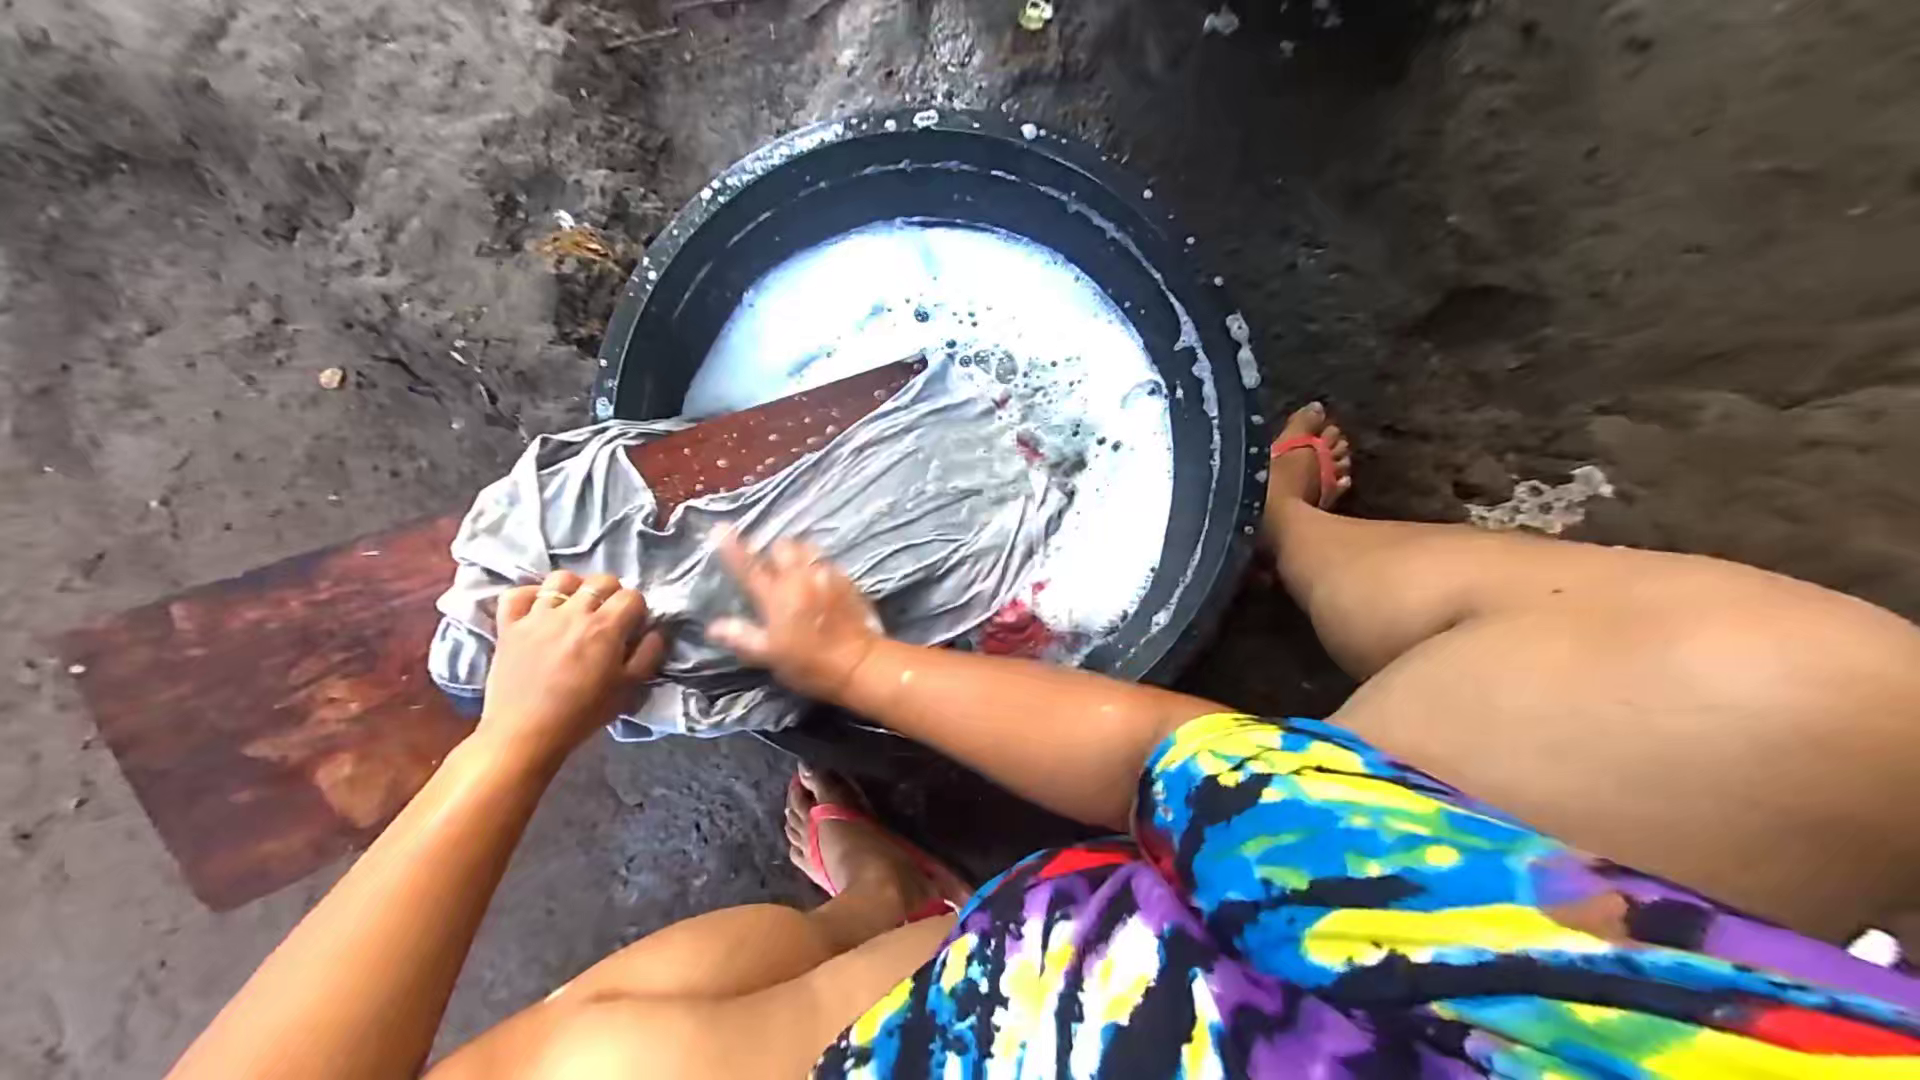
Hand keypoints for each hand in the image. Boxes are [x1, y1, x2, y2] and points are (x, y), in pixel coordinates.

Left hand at [477, 571, 667, 770]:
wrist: (526, 734)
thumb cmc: (584, 713)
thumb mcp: (630, 688)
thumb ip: (649, 654)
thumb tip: (657, 631)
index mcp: (606, 627)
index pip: (632, 596)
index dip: (638, 609)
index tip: (634, 627)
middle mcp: (573, 613)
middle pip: (601, 580)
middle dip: (612, 593)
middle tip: (609, 617)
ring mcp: (537, 616)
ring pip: (561, 579)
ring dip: (575, 588)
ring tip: (576, 607)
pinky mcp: (509, 626)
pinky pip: (517, 594)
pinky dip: (530, 595)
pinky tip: (540, 609)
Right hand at [707, 530, 883, 700]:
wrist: (861, 663)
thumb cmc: (810, 664)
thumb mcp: (770, 656)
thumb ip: (742, 637)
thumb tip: (714, 626)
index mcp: (778, 595)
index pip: (749, 566)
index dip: (732, 547)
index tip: (720, 528)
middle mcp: (802, 577)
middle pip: (782, 545)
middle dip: (773, 552)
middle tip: (771, 569)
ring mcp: (828, 574)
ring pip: (808, 548)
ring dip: (798, 554)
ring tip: (797, 571)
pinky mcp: (848, 579)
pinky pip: (828, 561)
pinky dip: (818, 566)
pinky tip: (819, 583)